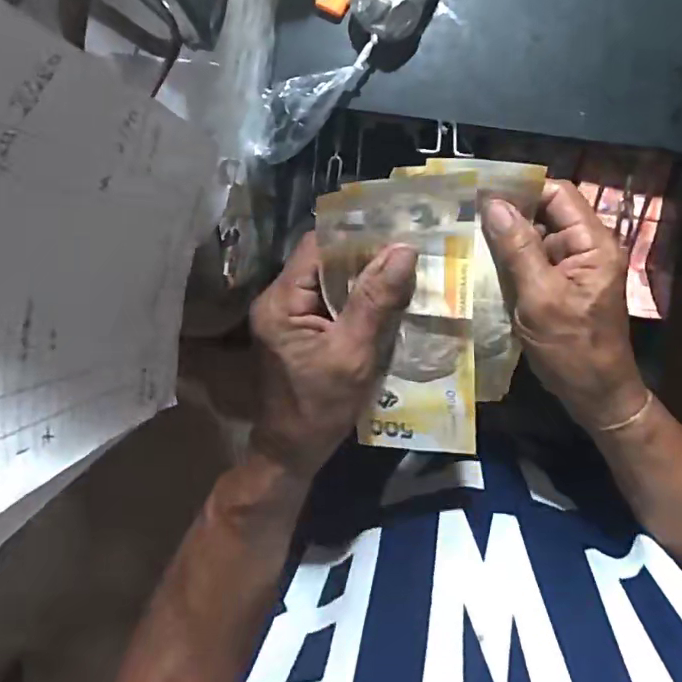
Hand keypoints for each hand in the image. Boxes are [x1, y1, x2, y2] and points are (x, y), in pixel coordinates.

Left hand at [248, 232, 416, 477]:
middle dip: (363, 253)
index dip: (354, 236)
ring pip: (327, 275)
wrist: (293, 450)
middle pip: (321, 257)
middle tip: (404, 248)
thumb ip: (375, 300)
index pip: (316, 246)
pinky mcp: (297, 325)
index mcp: (281, 301)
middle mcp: (277, 298)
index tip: (393, 231)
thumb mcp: (354, 352)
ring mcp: (285, 312)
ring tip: (400, 266)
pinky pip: (327, 295)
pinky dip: (354, 293)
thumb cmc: (321, 406)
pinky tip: (383, 294)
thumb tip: (403, 250)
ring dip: (361, 273)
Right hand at [480, 180, 649, 429]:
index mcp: (593, 243)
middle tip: (464, 211)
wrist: (595, 396)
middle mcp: (586, 247)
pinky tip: (478, 259)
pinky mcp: (558, 283)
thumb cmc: (573, 348)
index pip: (558, 194)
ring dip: (504, 235)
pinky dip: (507, 257)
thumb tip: (492, 203)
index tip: (481, 191)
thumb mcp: (540, 297)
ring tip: (465, 231)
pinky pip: (531, 258)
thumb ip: (518, 248)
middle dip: (507, 211)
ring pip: (534, 234)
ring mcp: (572, 265)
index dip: (521, 188)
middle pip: (544, 211)